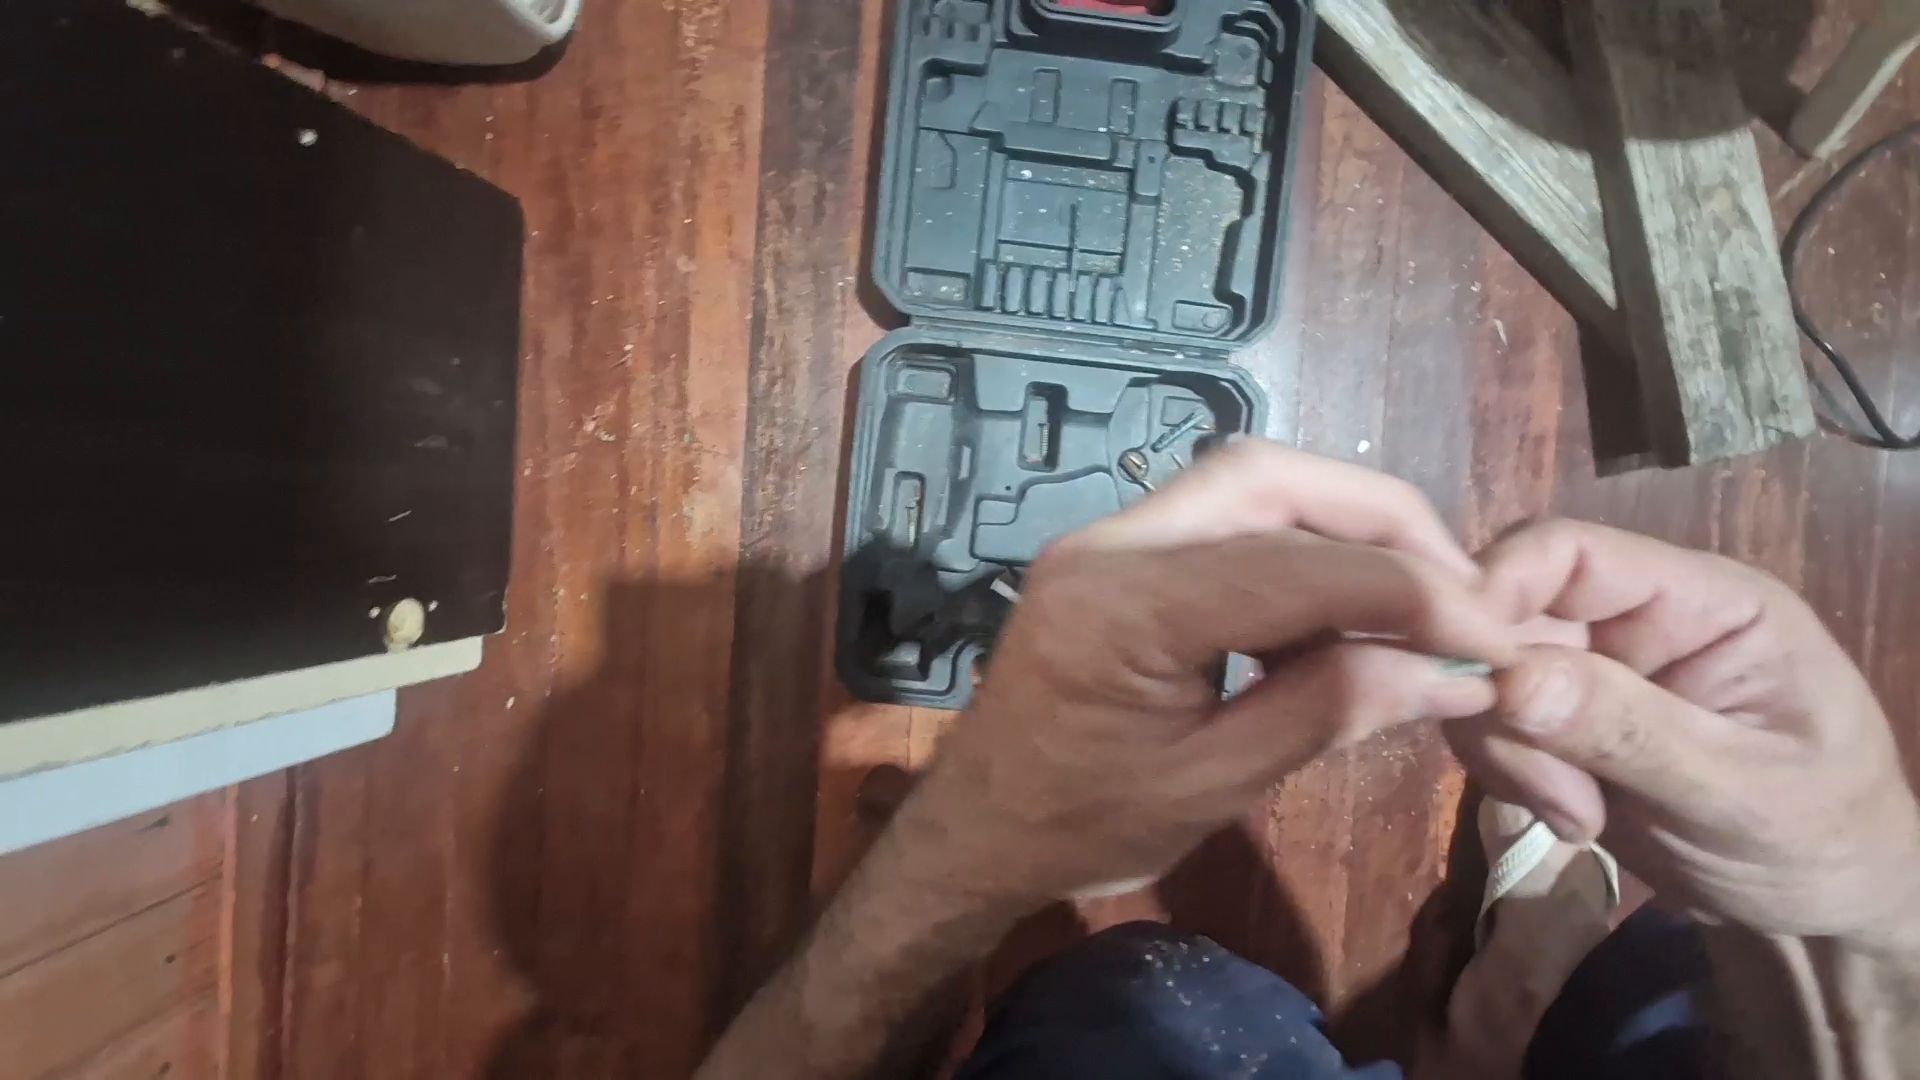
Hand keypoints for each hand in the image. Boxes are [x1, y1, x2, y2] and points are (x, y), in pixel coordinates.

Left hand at [886, 439, 1519, 905]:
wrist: (981, 820)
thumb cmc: (1082, 824)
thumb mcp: (1213, 784)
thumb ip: (1326, 710)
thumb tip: (1448, 667)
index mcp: (1123, 610)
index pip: (1291, 565)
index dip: (1409, 589)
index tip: (1492, 635)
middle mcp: (1106, 546)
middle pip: (1262, 477)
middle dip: (1376, 517)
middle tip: (1457, 588)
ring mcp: (1100, 540)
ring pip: (1242, 485)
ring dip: (1335, 523)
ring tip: (1407, 595)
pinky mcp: (1106, 554)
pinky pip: (1214, 520)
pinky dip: (1287, 545)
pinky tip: (1327, 599)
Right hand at [1450, 519, 1919, 948]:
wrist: (1814, 910)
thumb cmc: (1820, 844)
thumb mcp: (1742, 795)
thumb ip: (1626, 730)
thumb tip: (1507, 679)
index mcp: (1695, 601)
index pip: (1563, 552)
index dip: (1496, 587)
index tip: (1461, 667)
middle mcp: (1619, 616)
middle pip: (1501, 615)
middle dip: (1502, 703)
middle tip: (1552, 790)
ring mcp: (1574, 663)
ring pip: (1476, 670)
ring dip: (1504, 747)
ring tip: (1576, 813)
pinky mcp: (1538, 708)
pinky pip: (1477, 715)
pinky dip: (1500, 767)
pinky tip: (1563, 811)